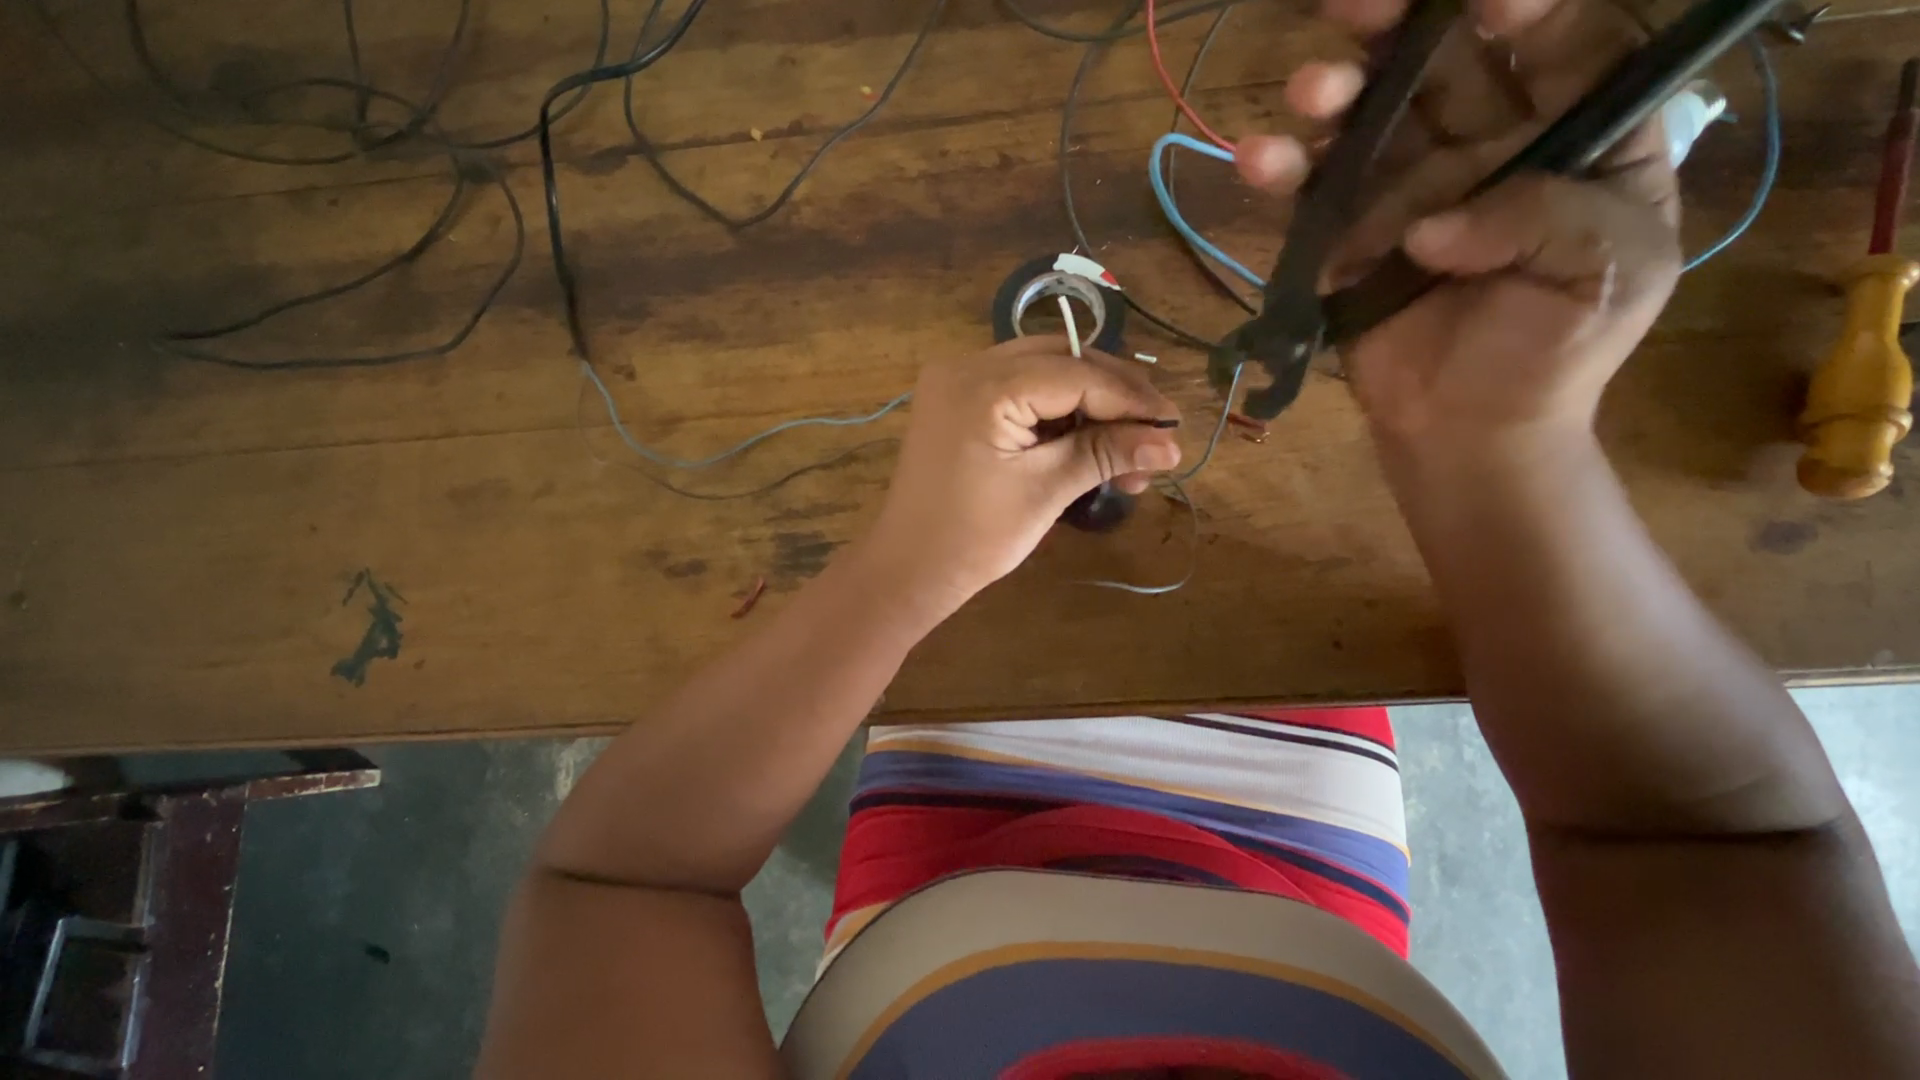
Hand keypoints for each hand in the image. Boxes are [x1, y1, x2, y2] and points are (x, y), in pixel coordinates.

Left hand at [860, 336, 1181, 611]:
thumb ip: (1105, 454)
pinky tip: (1091, 446)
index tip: (1173, 426)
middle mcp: (966, 366)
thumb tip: (1171, 444)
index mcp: (983, 385)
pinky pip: (1021, 392)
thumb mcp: (1045, 490)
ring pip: (1044, 375)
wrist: (908, 569)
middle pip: (1062, 361)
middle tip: (1157, 433)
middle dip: (1114, 396)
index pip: (1076, 374)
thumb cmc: (973, 538)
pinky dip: (1058, 415)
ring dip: (1090, 407)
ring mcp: (958, 381)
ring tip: (1130, 455)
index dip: (1130, 399)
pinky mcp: (958, 402)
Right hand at [1234, 0, 1680, 446]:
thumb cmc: (1558, 351)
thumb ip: (1546, 221)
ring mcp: (1408, 188)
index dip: (1527, 8)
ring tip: (1312, 91)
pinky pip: (1312, 189)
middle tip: (1354, 4)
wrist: (1470, 431)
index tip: (1488, 0)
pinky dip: (1282, 170)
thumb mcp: (1608, 274)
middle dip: (1400, 24)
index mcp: (1578, 137)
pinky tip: (1257, 158)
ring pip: (1369, 115)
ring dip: (1334, 92)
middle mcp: (1488, 146)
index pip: (1562, 43)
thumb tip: (1427, 224)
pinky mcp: (1346, 234)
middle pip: (1446, 60)